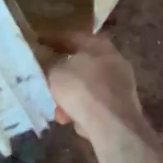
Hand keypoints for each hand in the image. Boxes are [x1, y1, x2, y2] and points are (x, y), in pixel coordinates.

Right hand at [45, 32, 149, 147]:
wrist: (112, 125)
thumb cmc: (81, 90)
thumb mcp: (55, 72)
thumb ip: (49, 63)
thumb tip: (46, 58)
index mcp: (99, 45)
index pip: (72, 37)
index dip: (53, 40)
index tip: (39, 44)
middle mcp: (114, 61)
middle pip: (82, 64)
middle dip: (63, 75)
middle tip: (47, 81)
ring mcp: (121, 85)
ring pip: (88, 88)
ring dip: (71, 98)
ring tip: (58, 111)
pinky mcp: (123, 107)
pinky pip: (96, 105)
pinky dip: (83, 111)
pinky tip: (71, 121)